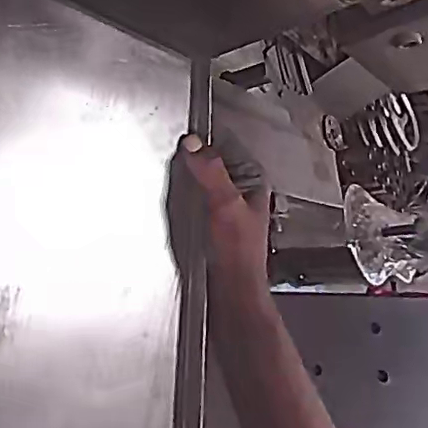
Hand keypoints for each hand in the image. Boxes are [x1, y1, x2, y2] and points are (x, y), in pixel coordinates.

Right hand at [179, 134, 269, 282]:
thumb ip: (211, 172)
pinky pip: (198, 196)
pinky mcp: (214, 221)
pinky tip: (176, 195)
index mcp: (254, 181)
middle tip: (174, 151)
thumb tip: (193, 143)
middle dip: (196, 158)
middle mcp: (244, 191)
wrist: (233, 290)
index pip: (229, 146)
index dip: (208, 139)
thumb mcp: (224, 204)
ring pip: (206, 179)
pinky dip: (187, 193)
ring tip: (173, 169)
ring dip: (190, 176)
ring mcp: (229, 206)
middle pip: (216, 162)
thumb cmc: (237, 251)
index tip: (185, 136)